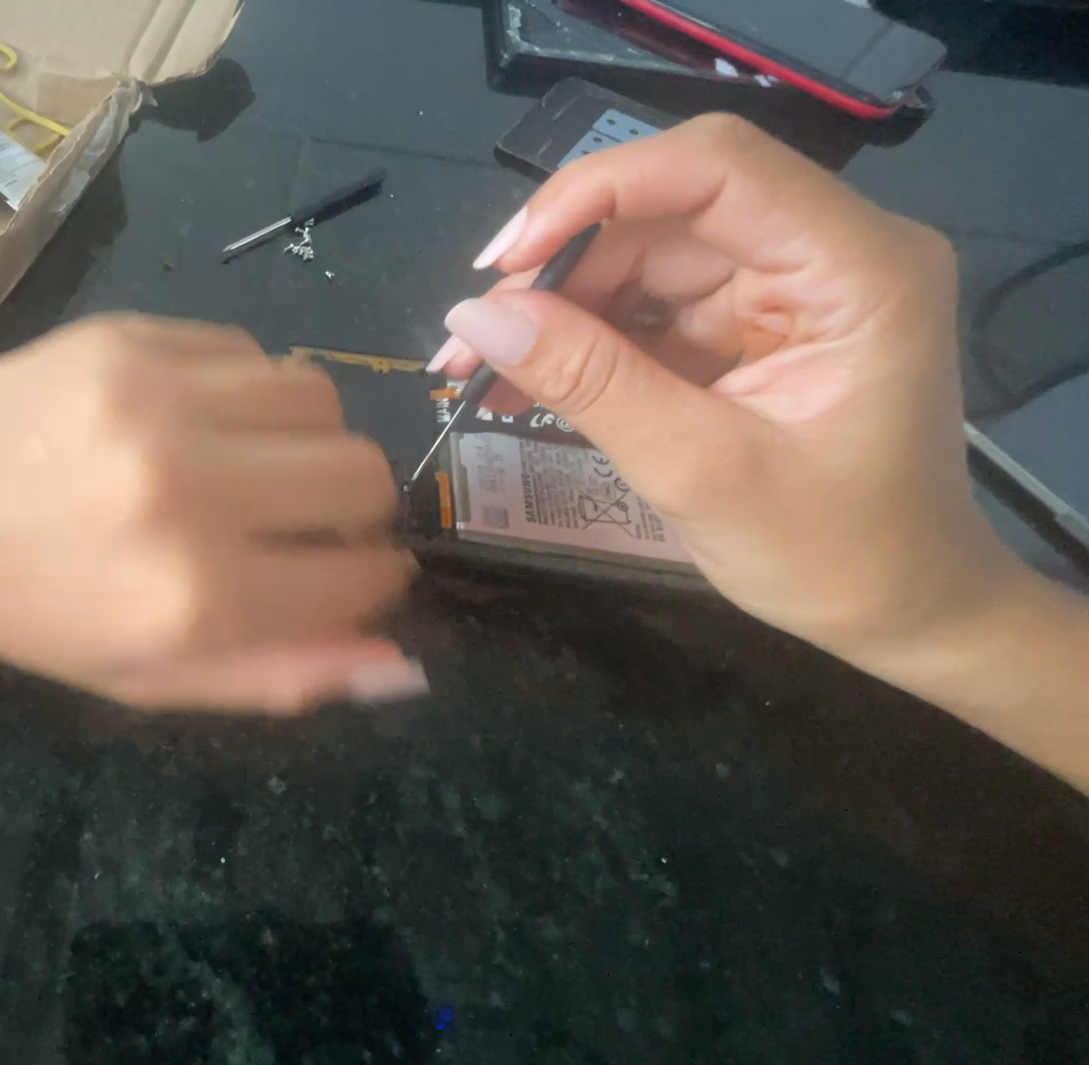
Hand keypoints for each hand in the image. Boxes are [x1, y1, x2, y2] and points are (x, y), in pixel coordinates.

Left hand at [0, 315, 421, 712]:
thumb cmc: (27, 618)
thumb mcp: (145, 682)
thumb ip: (278, 680)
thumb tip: (405, 667)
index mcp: (200, 599)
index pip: (364, 577)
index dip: (371, 581)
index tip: (347, 574)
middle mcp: (192, 490)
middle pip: (364, 473)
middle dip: (354, 509)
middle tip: (301, 518)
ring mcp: (158, 398)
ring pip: (320, 394)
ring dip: (307, 437)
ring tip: (252, 461)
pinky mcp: (125, 336)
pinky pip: (248, 347)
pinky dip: (247, 388)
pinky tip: (197, 416)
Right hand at [428, 115, 1024, 664]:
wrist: (887, 605)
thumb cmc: (825, 548)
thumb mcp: (693, 467)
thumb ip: (587, 382)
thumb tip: (473, 320)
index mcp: (850, 268)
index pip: (714, 171)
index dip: (595, 194)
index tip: (500, 265)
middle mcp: (812, 255)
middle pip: (656, 219)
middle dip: (548, 275)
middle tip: (466, 345)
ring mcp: (768, 292)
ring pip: (629, 264)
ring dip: (544, 315)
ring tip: (473, 373)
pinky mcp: (729, 330)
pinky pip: (630, 312)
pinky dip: (566, 345)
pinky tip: (513, 383)